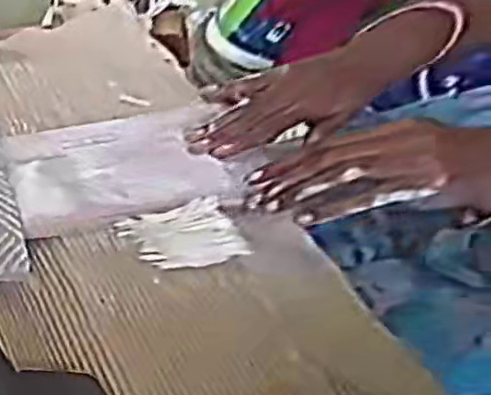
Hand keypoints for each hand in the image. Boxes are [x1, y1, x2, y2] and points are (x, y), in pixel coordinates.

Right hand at [188, 51, 398, 158]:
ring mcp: (282, 83)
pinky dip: (227, 89)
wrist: (377, 55)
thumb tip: (288, 163)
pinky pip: (249, 82)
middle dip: (219, 133)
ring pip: (243, 104)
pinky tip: (207, 95)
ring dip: (216, 119)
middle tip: (194, 146)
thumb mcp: (340, 121)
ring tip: (193, 132)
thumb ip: (312, 142)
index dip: (240, 142)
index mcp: (304, 108)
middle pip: (248, 118)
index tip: (216, 153)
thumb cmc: (357, 91)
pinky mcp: (278, 74)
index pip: (265, 130)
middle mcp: (289, 95)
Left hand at [247, 120, 490, 220]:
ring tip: (270, 208)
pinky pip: (367, 195)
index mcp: (390, 131)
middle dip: (284, 179)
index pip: (327, 145)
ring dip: (300, 192)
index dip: (286, 163)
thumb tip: (308, 175)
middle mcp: (396, 141)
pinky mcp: (418, 182)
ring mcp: (408, 161)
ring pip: (341, 174)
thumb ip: (356, 157)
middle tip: (252, 198)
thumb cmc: (441, 159)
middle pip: (328, 159)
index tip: (255, 178)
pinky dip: (332, 207)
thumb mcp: (397, 150)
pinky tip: (305, 218)